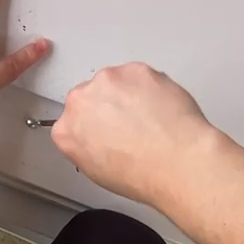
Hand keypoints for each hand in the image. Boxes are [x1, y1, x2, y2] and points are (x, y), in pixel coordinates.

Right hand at [52, 63, 221, 205]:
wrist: (177, 162)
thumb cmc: (143, 174)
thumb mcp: (98, 173)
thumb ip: (86, 148)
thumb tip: (98, 140)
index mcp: (66, 130)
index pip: (72, 121)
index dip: (93, 127)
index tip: (104, 132)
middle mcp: (80, 100)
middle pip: (90, 95)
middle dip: (107, 106)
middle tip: (130, 126)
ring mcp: (108, 81)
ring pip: (115, 81)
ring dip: (128, 94)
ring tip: (149, 119)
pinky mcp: (135, 70)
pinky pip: (139, 75)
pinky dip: (149, 87)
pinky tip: (160, 108)